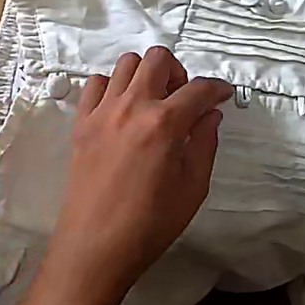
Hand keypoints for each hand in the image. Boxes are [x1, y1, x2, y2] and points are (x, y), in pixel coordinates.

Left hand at [43, 48, 233, 304]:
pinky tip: (121, 110)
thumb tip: (210, 114)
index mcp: (164, 124)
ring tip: (153, 103)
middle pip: (158, 59)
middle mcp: (132, 107)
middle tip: (183, 100)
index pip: (198, 89)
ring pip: (126, 64)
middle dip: (179, 72)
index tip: (223, 94)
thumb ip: (205, 143)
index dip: (217, 88)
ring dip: (146, 75)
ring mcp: (102, 112)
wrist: (95, 246)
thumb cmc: (150, 224)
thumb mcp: (193, 188)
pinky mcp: (81, 123)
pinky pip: (95, 84)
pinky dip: (112, 87)